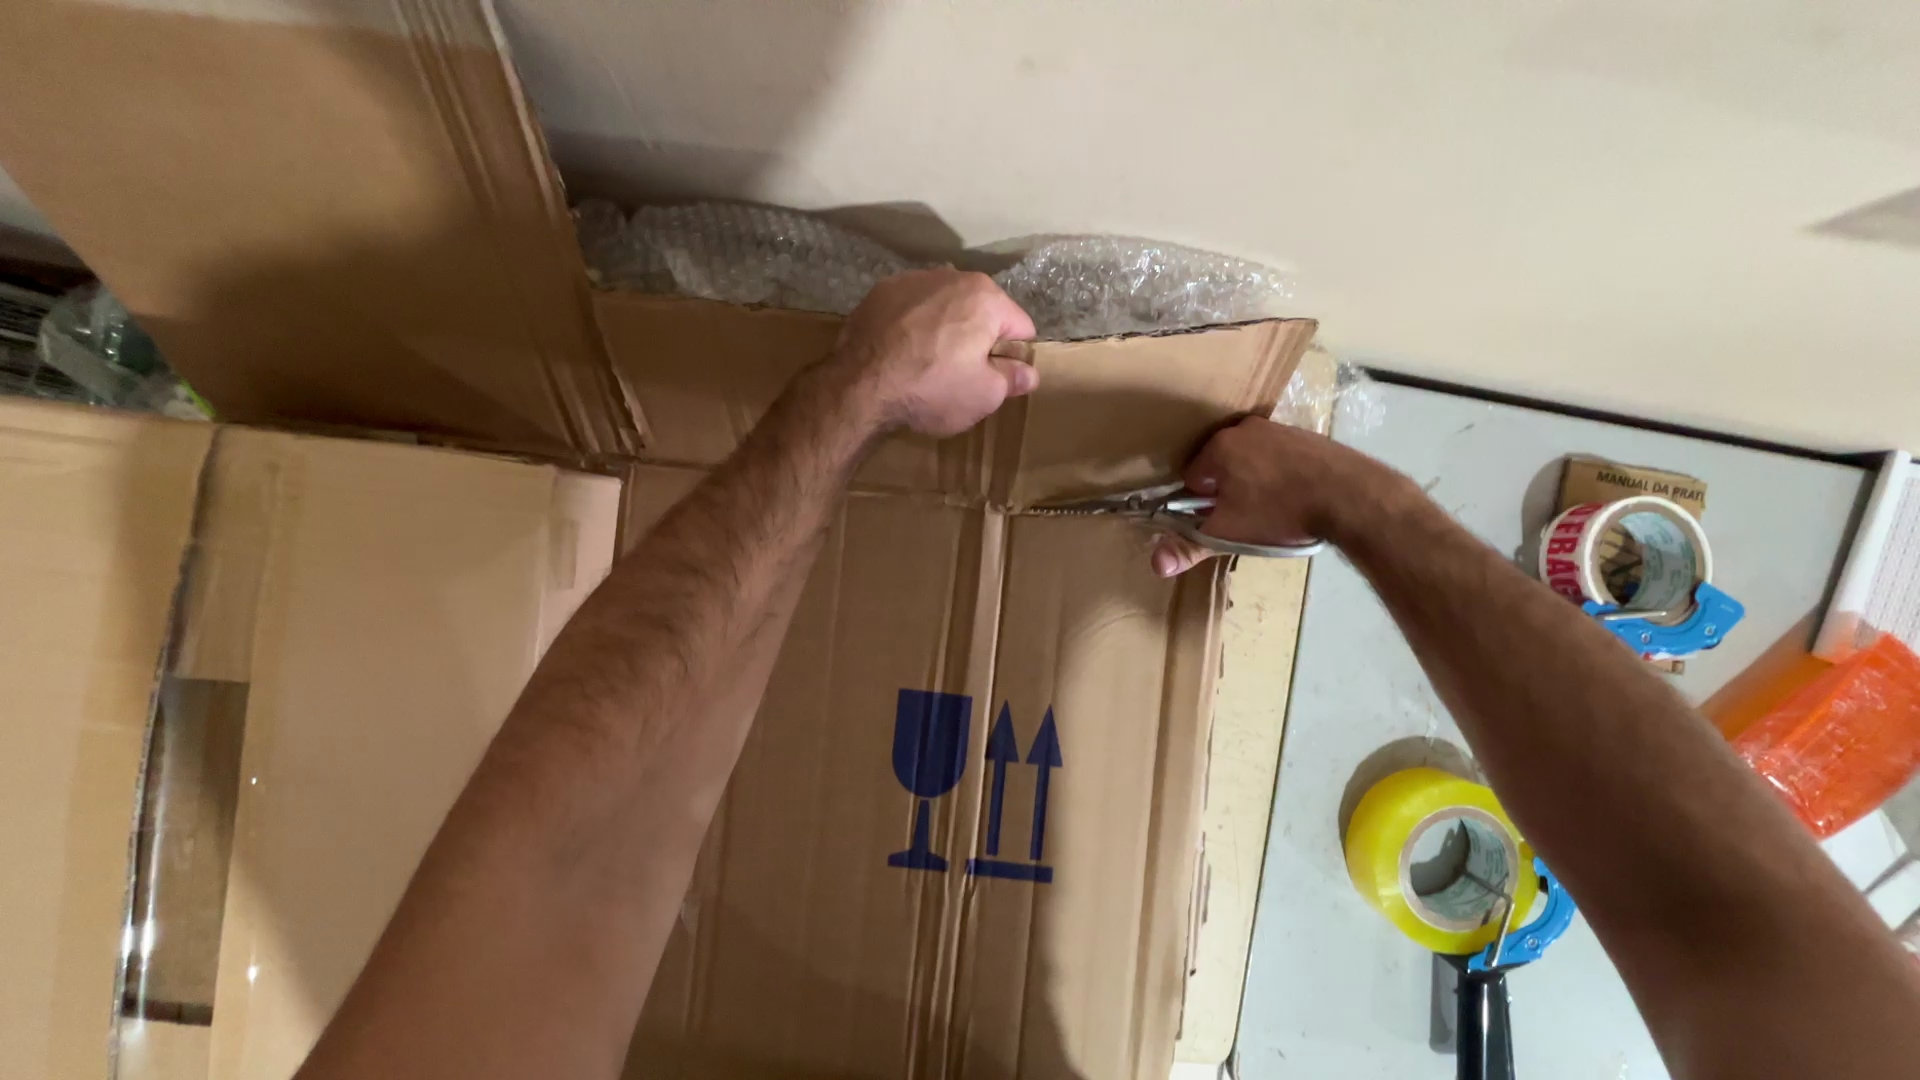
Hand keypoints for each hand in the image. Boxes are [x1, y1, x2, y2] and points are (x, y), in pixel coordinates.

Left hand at [831, 269, 1037, 436]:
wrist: (859, 386)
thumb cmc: (933, 389)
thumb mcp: (985, 395)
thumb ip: (1012, 379)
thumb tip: (1029, 373)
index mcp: (986, 297)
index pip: (1020, 327)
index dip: (1013, 356)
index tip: (996, 378)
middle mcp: (952, 276)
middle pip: (981, 312)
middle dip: (977, 339)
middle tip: (961, 374)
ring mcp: (912, 280)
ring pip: (945, 307)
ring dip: (945, 329)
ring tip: (928, 364)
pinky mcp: (880, 292)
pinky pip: (912, 309)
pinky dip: (913, 326)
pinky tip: (901, 352)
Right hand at [1150, 417, 1397, 575]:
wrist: (1351, 496)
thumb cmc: (1280, 512)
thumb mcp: (1229, 533)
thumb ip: (1189, 547)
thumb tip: (1156, 564)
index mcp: (1219, 447)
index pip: (1192, 477)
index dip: (1200, 504)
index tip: (1217, 520)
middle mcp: (1245, 428)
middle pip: (1221, 465)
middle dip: (1226, 490)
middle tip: (1244, 516)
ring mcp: (1279, 428)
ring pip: (1251, 460)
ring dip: (1253, 481)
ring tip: (1271, 508)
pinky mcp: (1308, 436)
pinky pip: (1279, 457)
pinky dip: (1280, 474)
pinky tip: (1294, 496)